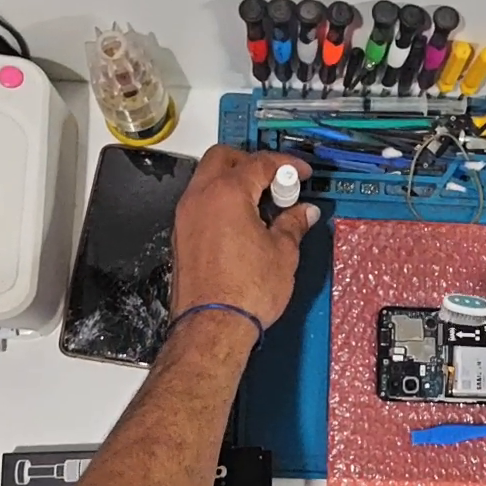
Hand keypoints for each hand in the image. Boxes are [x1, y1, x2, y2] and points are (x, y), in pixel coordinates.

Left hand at [172, 147, 317, 326]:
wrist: (212, 327)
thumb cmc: (248, 290)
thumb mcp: (283, 253)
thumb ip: (293, 224)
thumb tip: (304, 213)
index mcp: (227, 193)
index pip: (259, 163)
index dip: (286, 164)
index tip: (301, 172)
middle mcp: (200, 198)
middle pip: (222, 158)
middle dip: (251, 162)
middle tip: (276, 181)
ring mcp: (185, 217)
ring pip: (207, 180)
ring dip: (233, 182)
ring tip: (261, 204)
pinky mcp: (181, 237)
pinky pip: (200, 204)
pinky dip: (221, 202)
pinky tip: (243, 223)